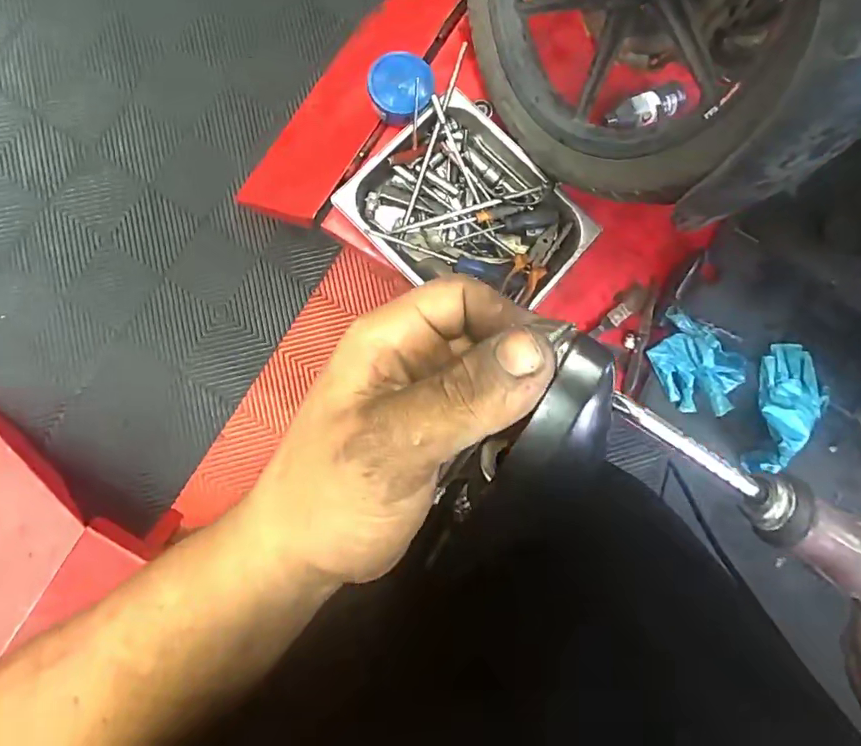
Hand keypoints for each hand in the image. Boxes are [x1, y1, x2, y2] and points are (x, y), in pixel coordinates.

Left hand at [231, 278, 558, 585]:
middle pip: (481, 330)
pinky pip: (488, 406)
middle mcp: (413, 354)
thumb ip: (465, 396)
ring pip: (489, 369)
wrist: (299, 562)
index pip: (461, 297)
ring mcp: (428, 392)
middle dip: (519, 356)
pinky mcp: (442, 427)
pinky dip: (511, 417)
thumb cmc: (332, 495)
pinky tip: (530, 438)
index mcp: (390, 336)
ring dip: (519, 389)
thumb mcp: (396, 442)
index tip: (546, 359)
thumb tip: (538, 351)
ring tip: (554, 417)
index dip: (506, 317)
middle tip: (562, 393)